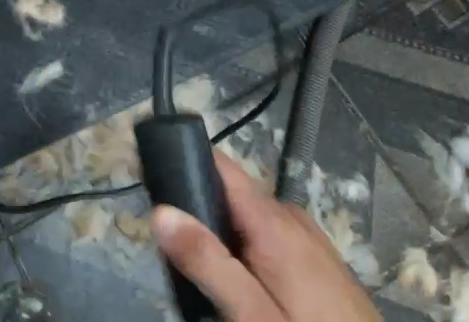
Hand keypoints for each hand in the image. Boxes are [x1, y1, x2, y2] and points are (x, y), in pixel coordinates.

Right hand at [154, 152, 380, 321]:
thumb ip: (207, 263)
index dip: (180, 163)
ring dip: (223, 245)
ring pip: (248, 224)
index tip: (148, 181)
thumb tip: (159, 210)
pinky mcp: (320, 265)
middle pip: (228, 197)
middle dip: (198, 221)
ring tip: (210, 292)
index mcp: (273, 221)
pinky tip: (245, 300)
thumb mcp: (252, 318)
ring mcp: (310, 241)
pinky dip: (248, 259)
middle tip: (178, 266)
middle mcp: (291, 219)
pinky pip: (269, 244)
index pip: (219, 164)